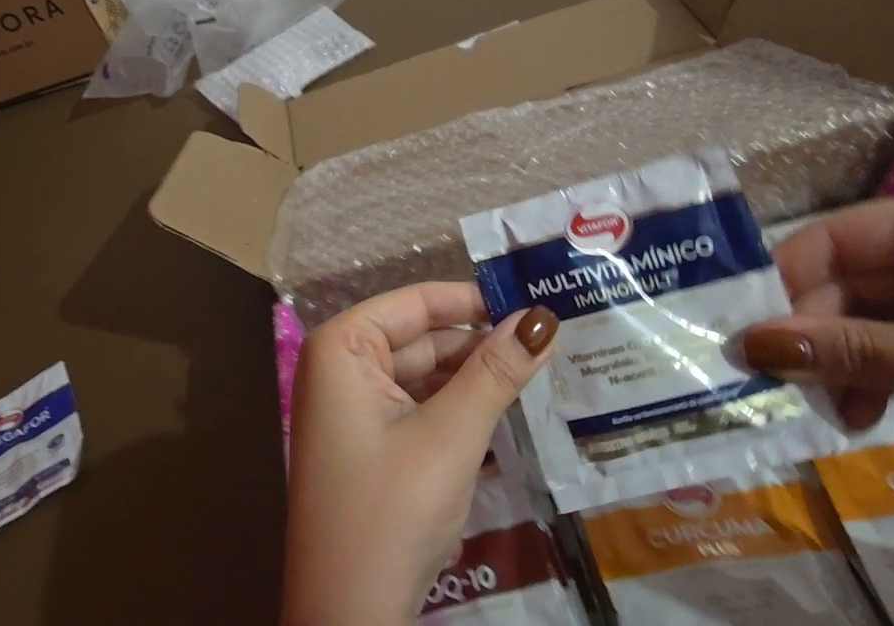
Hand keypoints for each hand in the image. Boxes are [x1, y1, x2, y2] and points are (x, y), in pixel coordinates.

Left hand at [282, 283, 556, 625]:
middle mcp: (340, 367)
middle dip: (481, 343)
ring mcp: (351, 409)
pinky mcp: (368, 445)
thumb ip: (495, 373)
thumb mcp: (450, 436)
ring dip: (474, 379)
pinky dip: (457, 410)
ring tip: (541, 373)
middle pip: (422, 338)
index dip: (475, 299)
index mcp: (342, 347)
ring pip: (424, 376)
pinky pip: (418, 409)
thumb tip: (541, 317)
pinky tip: (505, 412)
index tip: (535, 298)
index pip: (416, 303)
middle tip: (554, 339)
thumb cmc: (391, 509)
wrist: (348, 613)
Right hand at [733, 188, 893, 516]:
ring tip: (835, 415)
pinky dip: (880, 377)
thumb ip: (853, 351)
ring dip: (845, 365)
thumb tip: (748, 344)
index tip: (747, 339)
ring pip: (872, 319)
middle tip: (785, 392)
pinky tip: (867, 415)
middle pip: (849, 283)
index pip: (834, 240)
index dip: (784, 286)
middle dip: (817, 337)